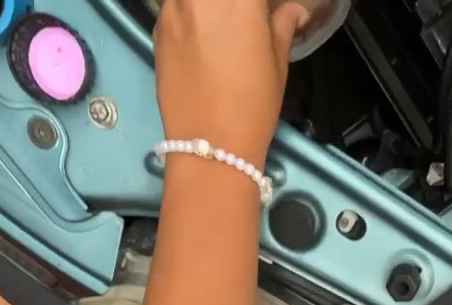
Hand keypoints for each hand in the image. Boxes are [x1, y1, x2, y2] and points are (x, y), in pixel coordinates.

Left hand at [154, 0, 310, 168]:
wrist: (211, 144)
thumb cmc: (254, 107)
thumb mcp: (277, 67)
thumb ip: (281, 28)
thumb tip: (294, 10)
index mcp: (240, 0)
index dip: (254, 5)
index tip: (261, 13)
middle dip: (232, 6)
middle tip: (240, 22)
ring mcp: (174, 5)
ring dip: (206, 8)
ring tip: (217, 28)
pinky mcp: (157, 24)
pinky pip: (174, 3)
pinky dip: (188, 11)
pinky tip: (199, 36)